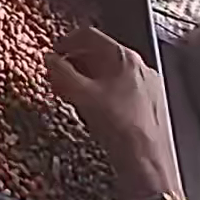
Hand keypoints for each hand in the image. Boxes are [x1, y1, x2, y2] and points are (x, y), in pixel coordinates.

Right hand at [46, 27, 179, 199]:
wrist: (148, 163)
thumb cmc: (118, 127)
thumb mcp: (81, 95)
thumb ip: (61, 72)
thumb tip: (49, 59)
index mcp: (124, 57)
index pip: (89, 36)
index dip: (65, 42)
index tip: (52, 55)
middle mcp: (139, 67)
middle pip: (100, 53)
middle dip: (75, 62)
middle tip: (57, 75)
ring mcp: (147, 85)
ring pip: (110, 72)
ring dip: (87, 78)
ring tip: (71, 94)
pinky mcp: (150, 105)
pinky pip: (120, 89)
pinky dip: (101, 91)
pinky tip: (93, 109)